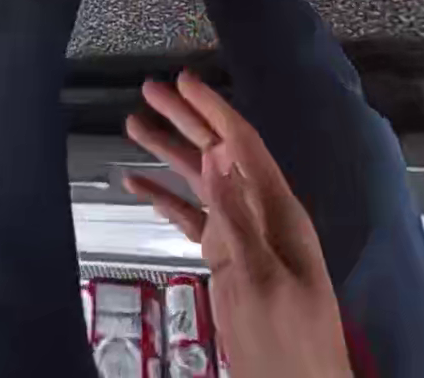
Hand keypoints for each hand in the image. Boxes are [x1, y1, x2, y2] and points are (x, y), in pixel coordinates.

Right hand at [124, 72, 350, 377]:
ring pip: (198, 178)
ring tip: (135, 125)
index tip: (184, 81)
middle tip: (150, 90)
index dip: (212, 108)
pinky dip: (162, 197)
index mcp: (276, 209)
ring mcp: (238, 232)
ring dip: (167, 151)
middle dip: (184, 118)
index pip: (241, 143)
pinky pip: (188, 216)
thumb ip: (237, 214)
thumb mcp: (262, 278)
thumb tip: (216, 154)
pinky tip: (136, 184)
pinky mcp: (222, 255)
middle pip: (216, 151)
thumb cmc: (289, 343)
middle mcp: (257, 210)